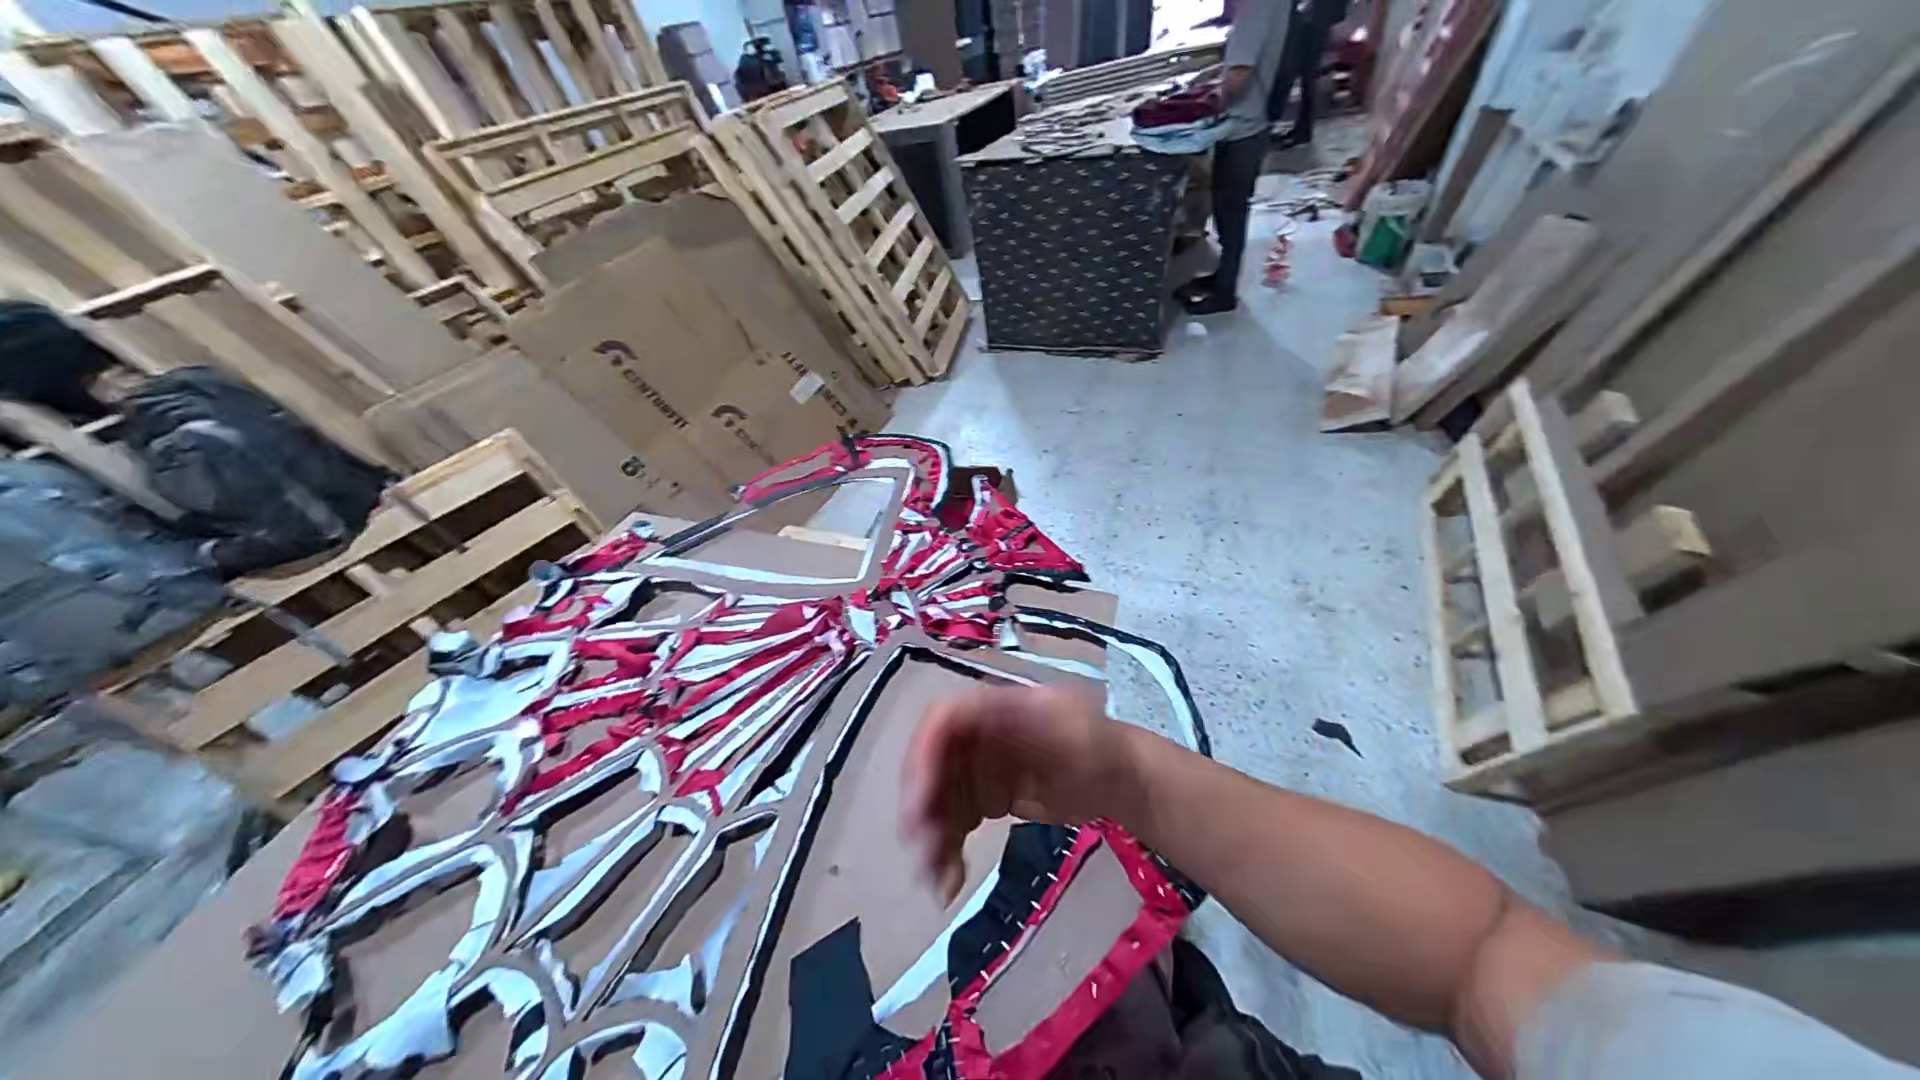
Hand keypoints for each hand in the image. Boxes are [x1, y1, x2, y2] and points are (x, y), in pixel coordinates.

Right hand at [902, 684, 1138, 900]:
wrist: (1124, 779)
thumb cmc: (1100, 744)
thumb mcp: (1068, 720)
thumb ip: (1021, 716)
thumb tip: (968, 713)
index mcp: (992, 707)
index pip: (940, 723)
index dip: (923, 757)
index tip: (920, 801)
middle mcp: (976, 735)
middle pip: (931, 765)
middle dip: (922, 808)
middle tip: (923, 851)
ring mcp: (979, 767)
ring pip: (937, 799)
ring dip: (930, 836)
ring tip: (939, 878)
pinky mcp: (985, 797)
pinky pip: (953, 821)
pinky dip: (946, 848)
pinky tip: (951, 877)